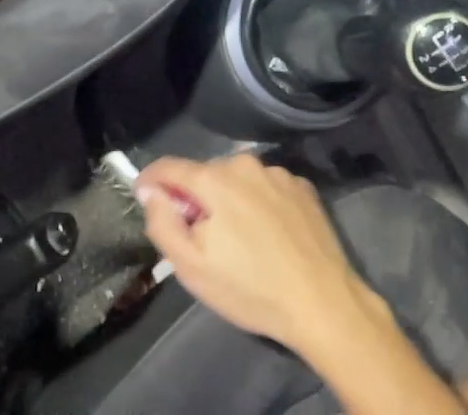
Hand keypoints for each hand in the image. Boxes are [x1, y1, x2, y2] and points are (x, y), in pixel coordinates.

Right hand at [136, 155, 381, 352]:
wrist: (323, 304)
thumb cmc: (250, 288)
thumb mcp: (190, 265)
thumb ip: (162, 221)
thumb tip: (150, 191)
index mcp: (214, 179)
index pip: (168, 166)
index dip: (151, 181)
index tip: (145, 198)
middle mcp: (245, 164)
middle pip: (204, 174)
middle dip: (195, 199)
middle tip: (200, 238)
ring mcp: (278, 174)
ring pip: (236, 181)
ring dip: (228, 201)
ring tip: (239, 241)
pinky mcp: (303, 188)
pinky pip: (265, 188)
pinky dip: (258, 204)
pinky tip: (268, 236)